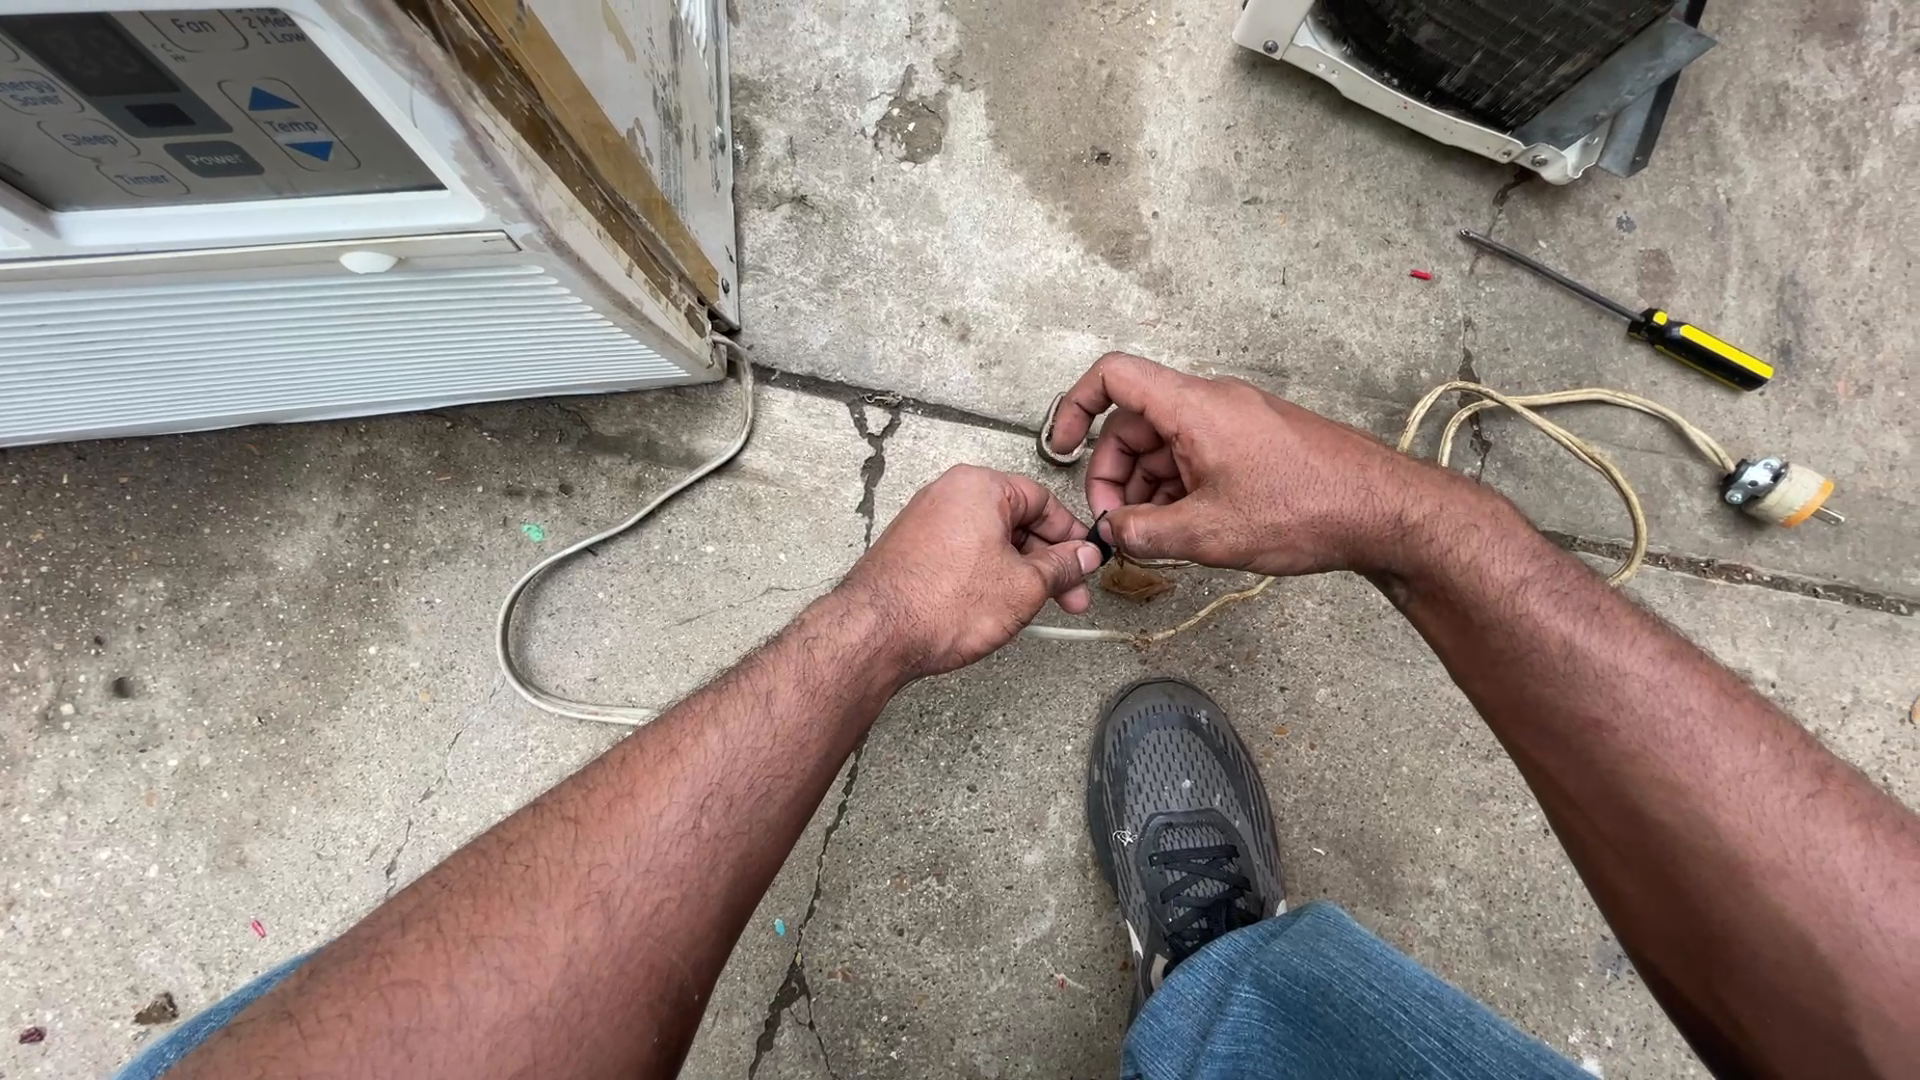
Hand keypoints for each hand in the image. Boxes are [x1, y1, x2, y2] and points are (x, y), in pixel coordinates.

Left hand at [838, 465, 1101, 678]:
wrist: (876, 634)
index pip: (1042, 500)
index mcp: (979, 487)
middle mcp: (948, 495)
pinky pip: (962, 554)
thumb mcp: (1024, 586)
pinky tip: (995, 606)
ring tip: (1032, 608)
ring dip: (1018, 572)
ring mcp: (925, 521)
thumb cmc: (941, 603)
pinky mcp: (911, 549)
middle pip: (1015, 521)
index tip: (1084, 561)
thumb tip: (1082, 556)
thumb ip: (1061, 566)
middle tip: (1069, 595)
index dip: (1070, 535)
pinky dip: (985, 575)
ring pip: (989, 541)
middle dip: (1046, 562)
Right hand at [1046, 353, 1463, 577]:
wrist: (1387, 512)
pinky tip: (1185, 527)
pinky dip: (1177, 488)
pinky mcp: (1251, 442)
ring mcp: (1233, 422)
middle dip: (1114, 474)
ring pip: (1163, 445)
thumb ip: (1143, 533)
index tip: (1061, 445)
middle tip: (1117, 523)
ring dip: (1147, 488)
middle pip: (1133, 423)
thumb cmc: (1311, 508)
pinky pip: (1194, 455)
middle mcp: (1212, 403)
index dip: (1074, 406)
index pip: (1114, 376)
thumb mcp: (1207, 532)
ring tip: (1156, 535)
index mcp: (1194, 407)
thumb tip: (1112, 533)